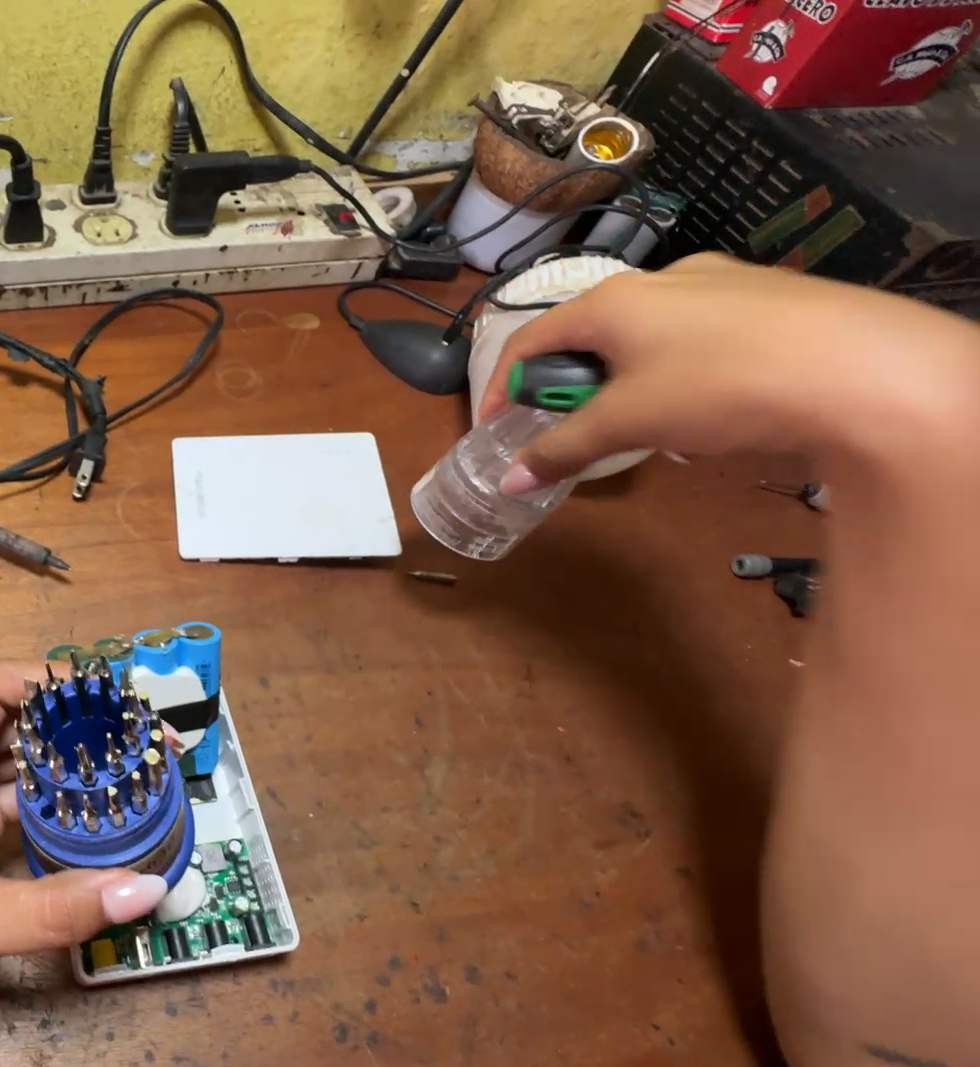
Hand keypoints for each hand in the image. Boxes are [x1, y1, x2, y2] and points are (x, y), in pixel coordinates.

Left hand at [0, 662, 167, 1066]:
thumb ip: (58, 907)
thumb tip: (143, 888)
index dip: (47, 679)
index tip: (104, 694)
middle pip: (7, 718)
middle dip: (68, 719)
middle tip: (132, 731)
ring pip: (11, 759)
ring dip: (62, 758)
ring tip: (123, 761)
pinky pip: (8, 799)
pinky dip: (48, 799)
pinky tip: (88, 809)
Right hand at [476, 253, 979, 493]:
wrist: (878, 373)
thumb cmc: (721, 386)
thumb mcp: (626, 424)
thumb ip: (560, 449)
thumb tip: (507, 481)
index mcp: (611, 301)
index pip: (527, 340)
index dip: (498, 386)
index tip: (492, 427)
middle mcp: (660, 281)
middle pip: (584, 336)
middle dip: (566, 386)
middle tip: (570, 426)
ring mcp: (721, 284)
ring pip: (642, 336)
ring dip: (621, 381)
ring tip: (642, 423)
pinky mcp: (771, 299)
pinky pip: (695, 336)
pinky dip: (674, 372)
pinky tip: (705, 407)